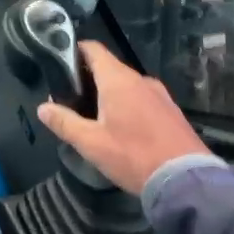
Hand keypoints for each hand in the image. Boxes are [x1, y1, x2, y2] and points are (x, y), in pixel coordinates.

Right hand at [36, 40, 209, 194]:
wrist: (190, 185)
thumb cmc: (135, 156)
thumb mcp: (91, 143)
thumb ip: (64, 122)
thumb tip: (43, 108)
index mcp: (118, 80)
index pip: (93, 49)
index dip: (73, 51)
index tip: (59, 65)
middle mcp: (141, 81)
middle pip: (109, 68)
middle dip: (88, 79)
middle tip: (71, 99)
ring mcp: (162, 97)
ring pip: (127, 86)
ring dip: (110, 95)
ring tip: (96, 117)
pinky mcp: (174, 115)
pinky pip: (144, 101)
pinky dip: (130, 107)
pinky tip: (124, 130)